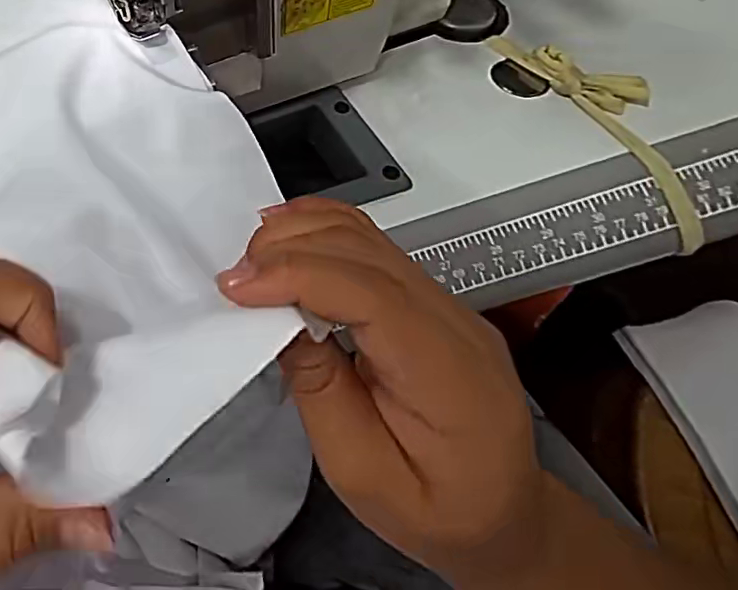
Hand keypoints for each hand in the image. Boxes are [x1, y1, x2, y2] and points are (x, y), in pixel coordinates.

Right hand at [217, 197, 688, 588]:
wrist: (502, 511)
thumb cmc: (438, 507)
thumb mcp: (362, 471)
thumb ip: (317, 389)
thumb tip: (274, 317)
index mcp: (448, 374)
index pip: (370, 293)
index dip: (296, 276)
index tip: (238, 288)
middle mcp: (452, 321)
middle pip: (361, 250)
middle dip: (284, 251)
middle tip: (235, 279)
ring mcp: (441, 298)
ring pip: (361, 232)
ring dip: (295, 235)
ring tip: (250, 262)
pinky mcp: (422, 290)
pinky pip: (366, 237)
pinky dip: (317, 226)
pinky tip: (284, 234)